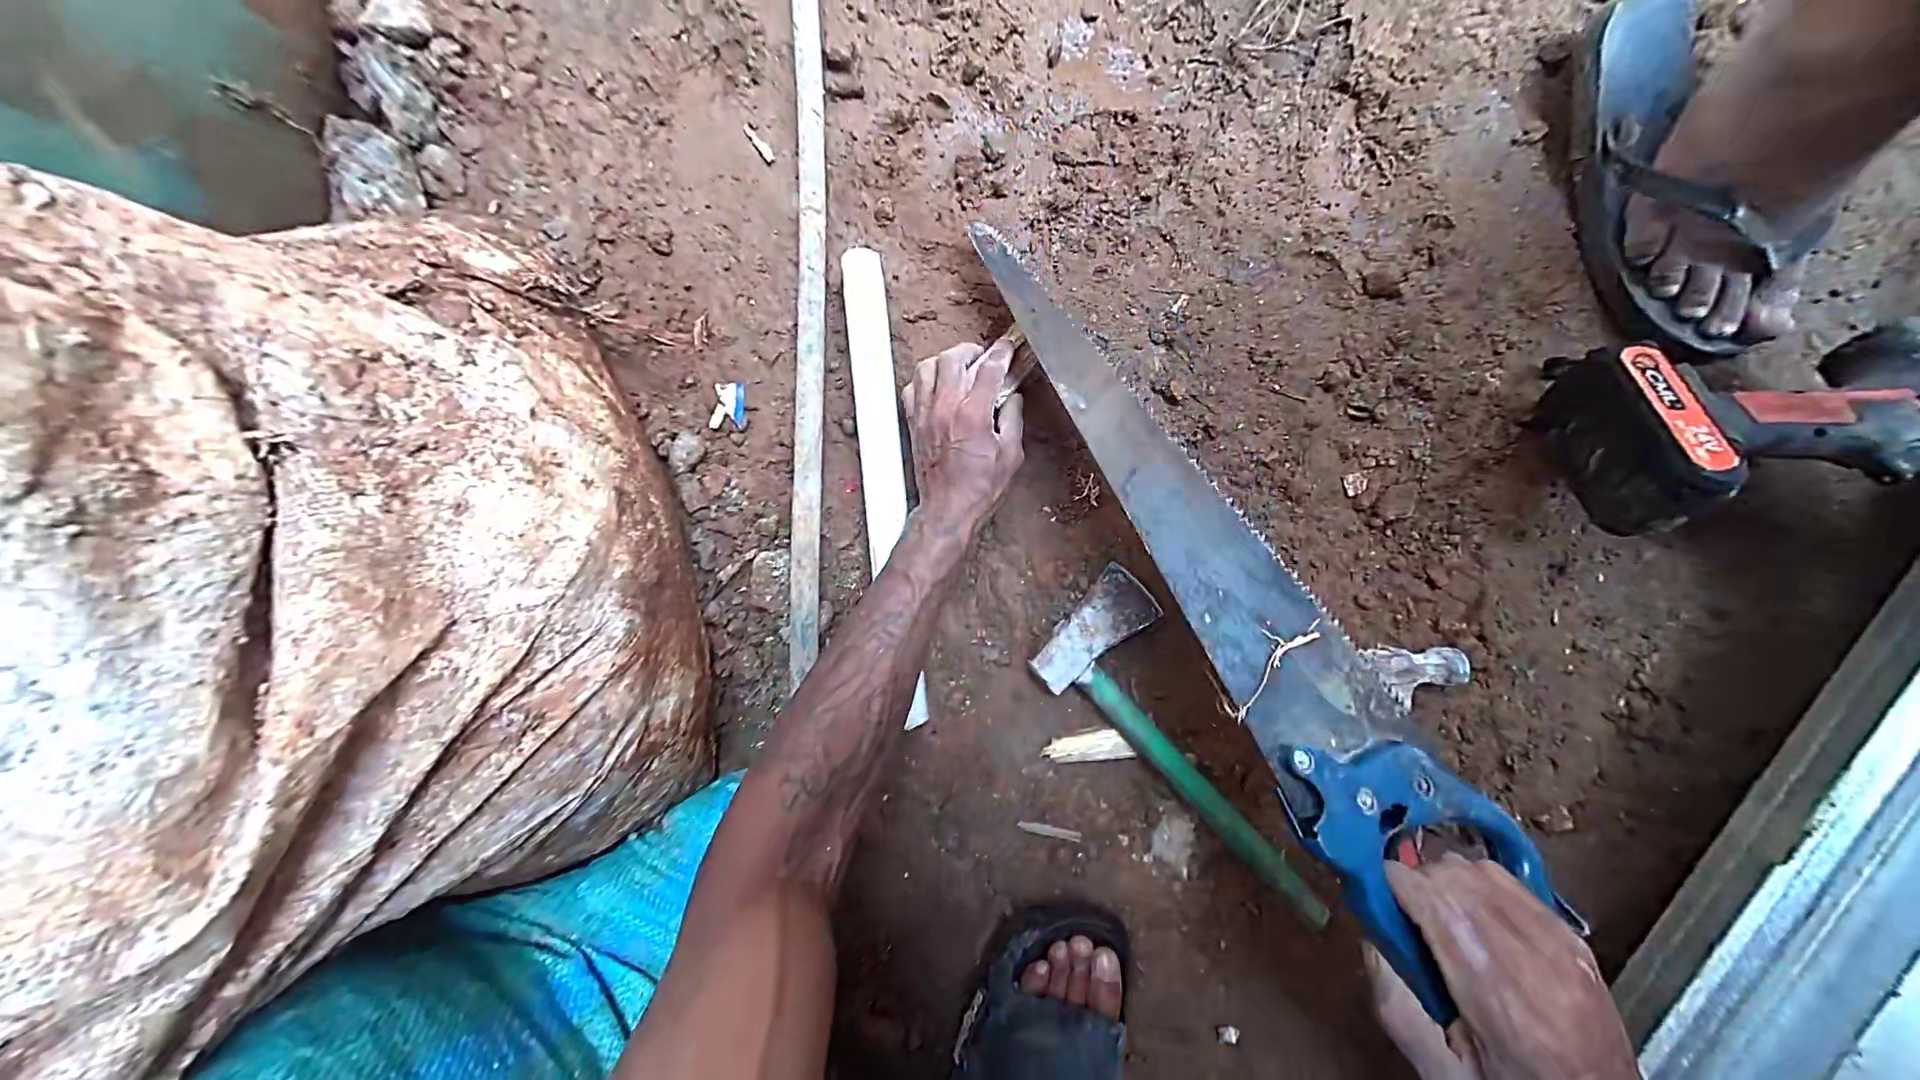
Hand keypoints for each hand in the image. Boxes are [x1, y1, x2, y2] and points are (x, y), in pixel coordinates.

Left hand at [900, 340, 1024, 536]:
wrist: (947, 509)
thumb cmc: (979, 488)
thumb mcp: (1011, 455)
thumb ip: (1013, 419)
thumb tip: (1013, 397)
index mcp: (973, 415)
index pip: (989, 369)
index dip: (1002, 353)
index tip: (1008, 347)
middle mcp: (945, 408)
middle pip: (954, 358)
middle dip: (973, 351)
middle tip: (985, 358)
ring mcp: (925, 414)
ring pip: (928, 367)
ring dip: (946, 361)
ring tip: (960, 367)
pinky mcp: (913, 423)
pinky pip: (913, 387)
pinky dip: (925, 379)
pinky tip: (938, 386)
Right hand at [1365, 854, 1638, 1079]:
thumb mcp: (1437, 1064)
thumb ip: (1392, 995)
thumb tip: (1371, 933)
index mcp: (1501, 1003)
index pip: (1436, 901)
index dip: (1394, 882)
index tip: (1375, 891)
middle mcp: (1538, 965)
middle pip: (1454, 877)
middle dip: (1417, 880)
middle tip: (1403, 907)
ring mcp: (1563, 947)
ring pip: (1479, 869)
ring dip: (1447, 878)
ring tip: (1438, 909)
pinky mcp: (1575, 939)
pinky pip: (1511, 882)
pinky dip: (1480, 884)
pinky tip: (1473, 912)